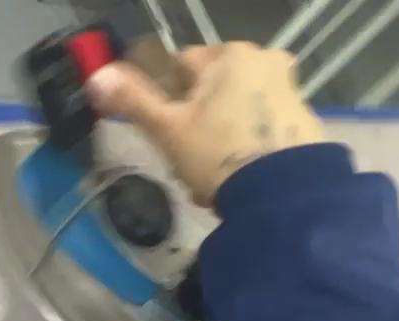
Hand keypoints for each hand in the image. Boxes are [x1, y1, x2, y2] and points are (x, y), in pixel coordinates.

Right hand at [87, 43, 325, 208]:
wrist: (277, 189)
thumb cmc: (216, 154)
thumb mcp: (167, 130)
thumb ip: (134, 101)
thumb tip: (97, 75)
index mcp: (228, 54)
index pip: (180, 65)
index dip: (165, 98)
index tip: (163, 130)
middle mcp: (263, 57)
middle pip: (211, 87)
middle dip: (195, 117)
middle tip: (185, 157)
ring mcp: (288, 84)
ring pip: (234, 105)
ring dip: (219, 131)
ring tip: (210, 171)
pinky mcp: (301, 115)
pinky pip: (258, 122)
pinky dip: (244, 142)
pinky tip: (236, 171)